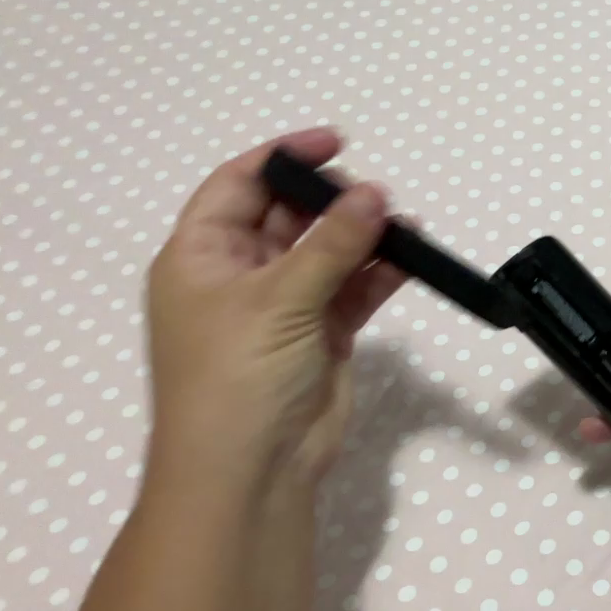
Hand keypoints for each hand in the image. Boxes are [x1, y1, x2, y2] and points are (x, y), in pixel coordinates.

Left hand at [145, 128, 405, 498]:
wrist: (255, 467)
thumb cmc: (237, 376)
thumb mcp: (279, 301)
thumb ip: (333, 245)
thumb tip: (377, 194)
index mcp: (201, 258)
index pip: (238, 188)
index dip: (282, 159)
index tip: (334, 142)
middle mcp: (242, 276)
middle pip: (289, 217)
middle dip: (332, 200)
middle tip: (376, 192)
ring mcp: (286, 305)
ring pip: (329, 252)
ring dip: (364, 236)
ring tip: (404, 223)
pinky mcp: (324, 332)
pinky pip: (355, 288)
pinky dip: (380, 272)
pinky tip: (409, 256)